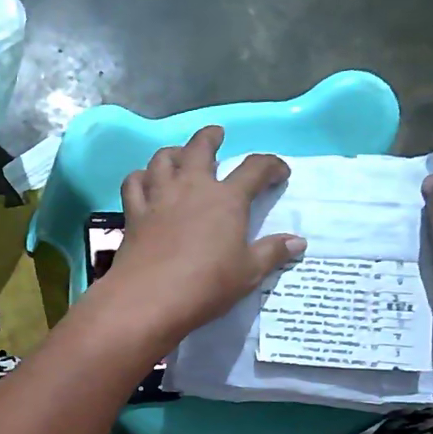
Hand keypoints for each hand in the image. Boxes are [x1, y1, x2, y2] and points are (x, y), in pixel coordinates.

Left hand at [95, 126, 305, 345]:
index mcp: (227, 199)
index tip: (279, 173)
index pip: (255, 168)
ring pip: (162, 159)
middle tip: (217, 135)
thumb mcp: (248, 273)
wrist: (150, 298)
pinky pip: (133, 184)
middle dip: (211, 137)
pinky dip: (139, 177)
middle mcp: (192, 188)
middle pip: (200, 148)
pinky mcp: (134, 214)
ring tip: (179, 155)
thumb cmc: (206, 285)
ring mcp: (159, 198)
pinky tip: (144, 181)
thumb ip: (272, 253)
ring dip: (173, 152)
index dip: (271, 166)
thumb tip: (298, 242)